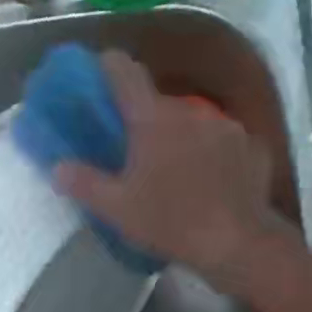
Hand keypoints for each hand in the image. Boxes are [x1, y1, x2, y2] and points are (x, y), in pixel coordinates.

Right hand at [53, 51, 286, 282]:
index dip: (107, 68)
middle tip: (139, 156)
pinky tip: (213, 184)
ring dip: (183, 140)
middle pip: (160, 105)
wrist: (238, 243)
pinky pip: (224, 144)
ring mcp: (227, 126)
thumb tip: (58, 167)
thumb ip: (84, 183)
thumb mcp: (118, 209)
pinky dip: (215, 157)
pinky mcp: (253, 147)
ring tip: (179, 175)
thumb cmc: (171, 223)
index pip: (123, 70)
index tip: (99, 80)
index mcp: (152, 117)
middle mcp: (190, 111)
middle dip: (148, 123)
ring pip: (194, 124)